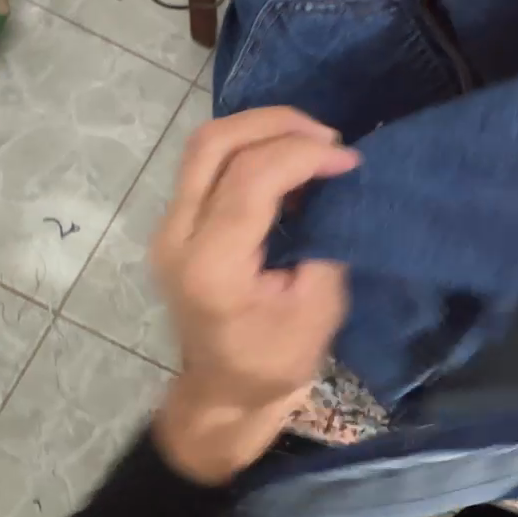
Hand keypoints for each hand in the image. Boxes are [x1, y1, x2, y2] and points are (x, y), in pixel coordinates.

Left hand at [149, 107, 359, 484]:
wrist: (223, 393)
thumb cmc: (274, 362)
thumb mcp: (318, 309)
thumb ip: (325, 239)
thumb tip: (333, 184)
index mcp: (212, 266)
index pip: (251, 177)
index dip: (303, 154)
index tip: (348, 160)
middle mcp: (177, 237)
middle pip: (214, 143)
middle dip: (276, 124)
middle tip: (326, 137)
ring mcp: (169, 228)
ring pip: (205, 146)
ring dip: (260, 131)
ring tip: (309, 144)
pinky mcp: (176, 225)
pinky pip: (207, 165)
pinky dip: (249, 150)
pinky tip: (286, 164)